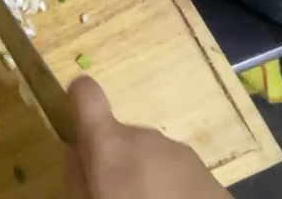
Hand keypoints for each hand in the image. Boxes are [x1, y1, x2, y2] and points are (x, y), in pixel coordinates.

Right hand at [65, 76, 227, 197]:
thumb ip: (76, 176)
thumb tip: (73, 151)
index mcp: (109, 144)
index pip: (87, 93)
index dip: (79, 100)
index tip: (81, 124)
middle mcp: (143, 137)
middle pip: (120, 136)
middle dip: (117, 161)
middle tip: (120, 195)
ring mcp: (178, 152)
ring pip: (150, 156)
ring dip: (146, 177)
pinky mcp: (208, 173)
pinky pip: (177, 172)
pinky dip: (172, 189)